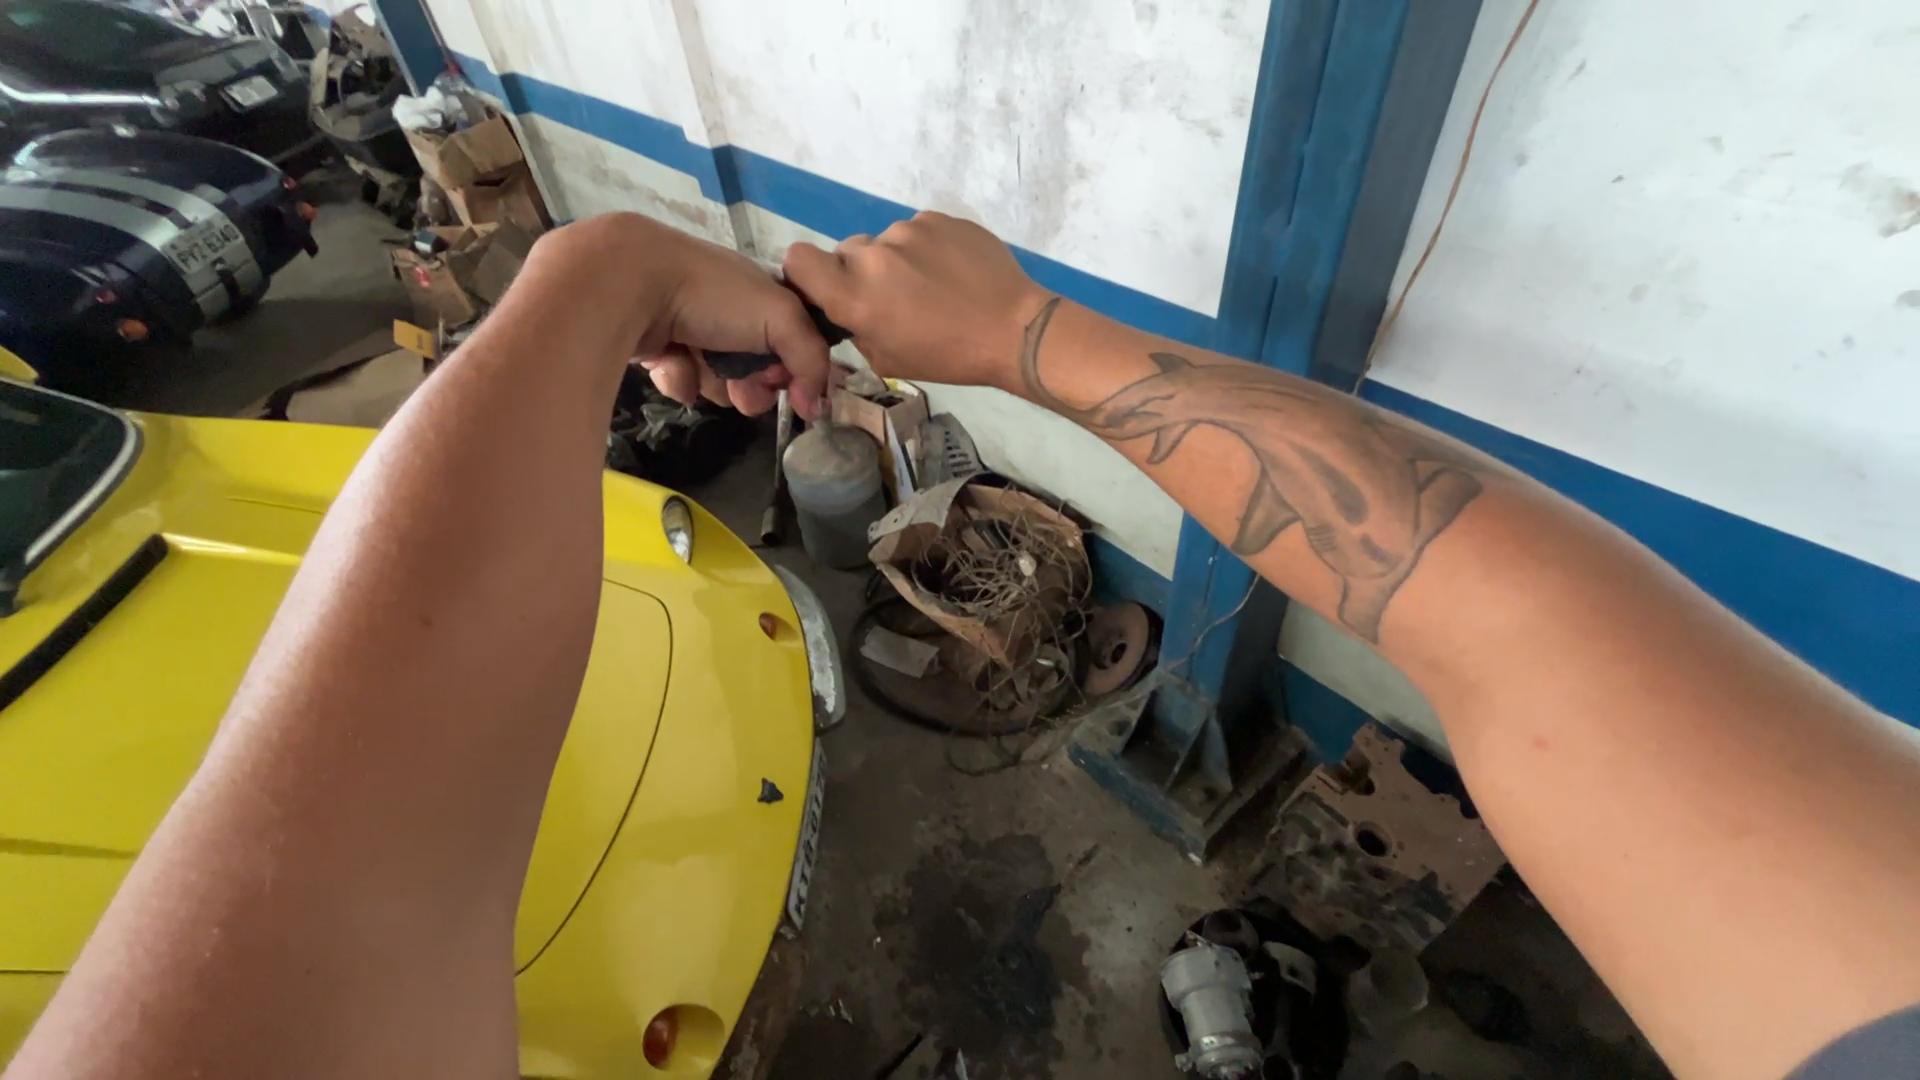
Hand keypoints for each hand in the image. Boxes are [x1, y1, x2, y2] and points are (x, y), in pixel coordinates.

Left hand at [524, 213, 832, 417]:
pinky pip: (680, 378)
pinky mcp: (653, 342)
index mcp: (760, 293)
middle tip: (743, 389)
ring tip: (698, 370)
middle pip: (756, 366)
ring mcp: (688, 324)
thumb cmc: (712, 295)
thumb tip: (815, 406)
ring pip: (718, 377)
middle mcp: (726, 306)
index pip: (792, 341)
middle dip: (753, 384)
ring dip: (714, 383)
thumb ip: (812, 360)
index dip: (794, 368)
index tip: (785, 383)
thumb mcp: (782, 318)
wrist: (627, 283)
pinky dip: (678, 377)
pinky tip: (668, 366)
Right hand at [783, 212, 1051, 392]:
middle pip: (846, 252)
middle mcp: (874, 256)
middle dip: (860, 273)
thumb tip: (851, 306)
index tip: (828, 288)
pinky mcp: (938, 218)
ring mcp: (908, 230)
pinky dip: (926, 250)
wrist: (1012, 329)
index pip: (798, 259)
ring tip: (933, 288)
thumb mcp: (888, 360)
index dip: (806, 273)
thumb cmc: (948, 356)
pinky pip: (917, 232)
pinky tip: (952, 274)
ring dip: (897, 262)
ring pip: (885, 243)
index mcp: (855, 295)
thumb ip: (857, 327)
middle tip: (893, 299)